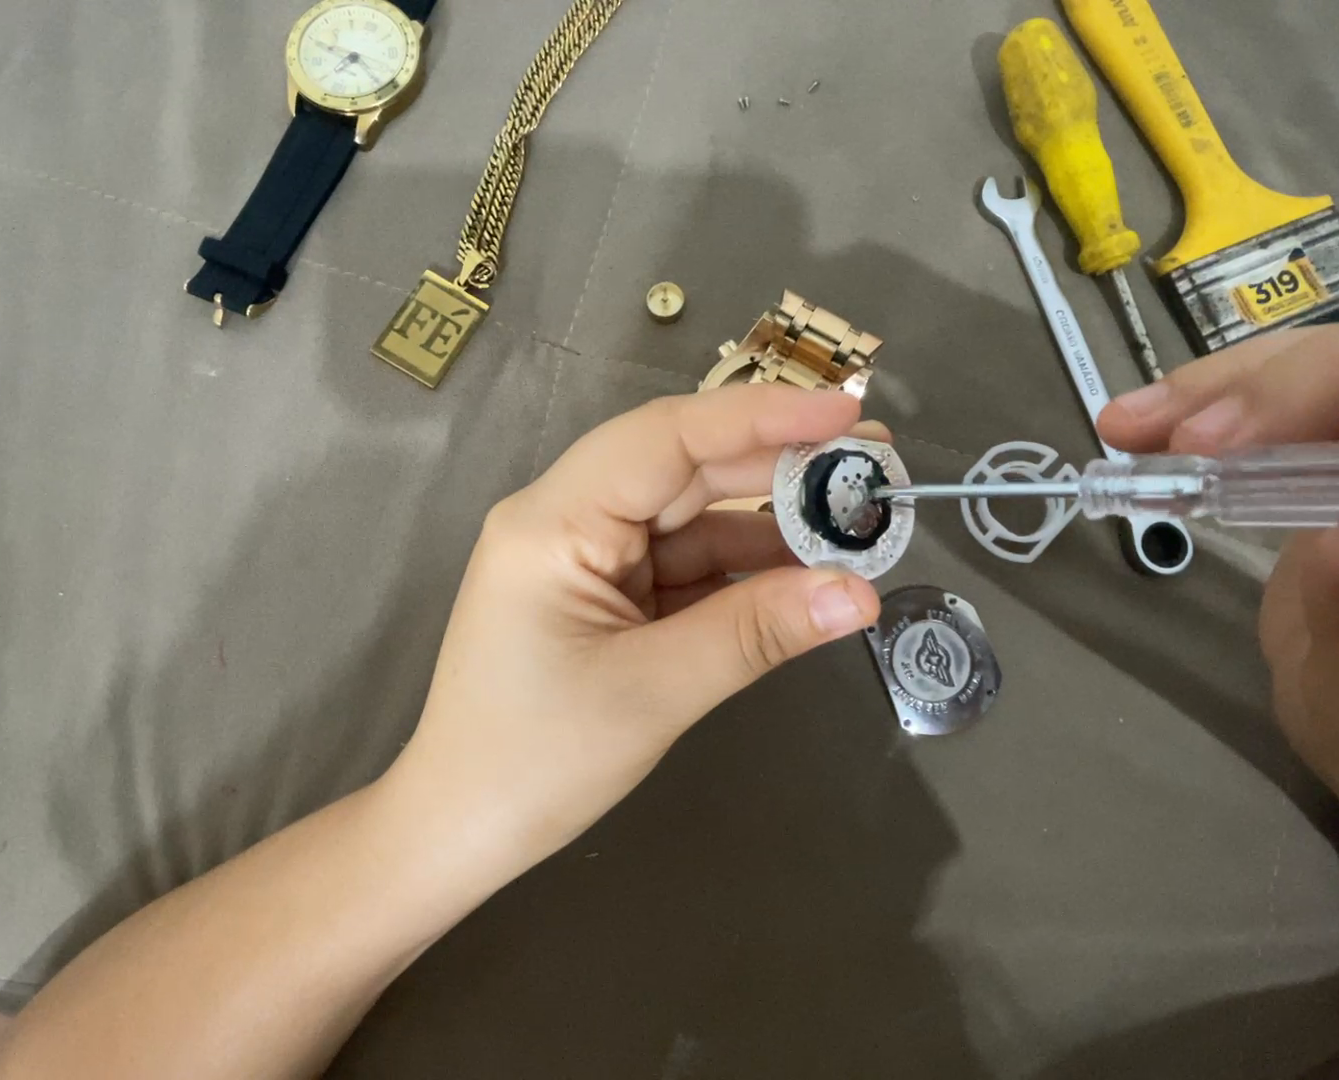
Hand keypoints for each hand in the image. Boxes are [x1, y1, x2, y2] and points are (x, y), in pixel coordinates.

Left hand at [384, 386, 883, 877]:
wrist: (464, 829)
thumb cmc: (537, 761)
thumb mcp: (655, 691)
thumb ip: (757, 632)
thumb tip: (861, 594)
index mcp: (554, 520)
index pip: (664, 437)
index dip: (759, 416)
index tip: (845, 412)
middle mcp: (568, 520)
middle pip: (683, 471)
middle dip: (777, 468)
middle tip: (874, 466)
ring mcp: (588, 558)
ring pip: (691, 519)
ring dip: (769, 526)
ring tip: (857, 527)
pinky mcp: (606, 595)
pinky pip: (683, 566)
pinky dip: (741, 571)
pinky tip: (803, 574)